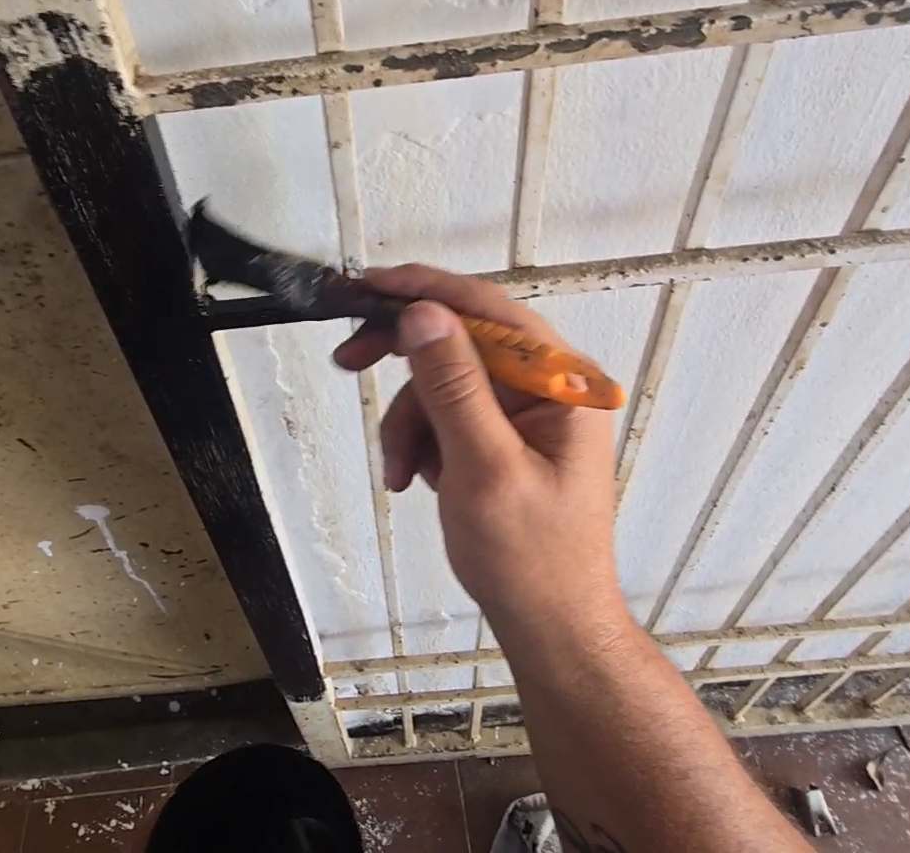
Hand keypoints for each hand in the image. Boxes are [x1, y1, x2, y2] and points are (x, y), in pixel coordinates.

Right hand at [332, 265, 628, 638]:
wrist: (550, 624)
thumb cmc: (530, 558)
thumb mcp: (483, 468)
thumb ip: (453, 386)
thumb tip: (423, 314)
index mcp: (561, 384)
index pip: (490, 310)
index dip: (426, 289)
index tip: (368, 285)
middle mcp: (547, 386)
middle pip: (462, 341)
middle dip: (404, 360)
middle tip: (348, 360)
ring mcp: (524, 412)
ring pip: (443, 383)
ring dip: (409, 422)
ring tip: (400, 472)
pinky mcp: (502, 435)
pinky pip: (447, 415)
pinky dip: (421, 440)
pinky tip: (417, 477)